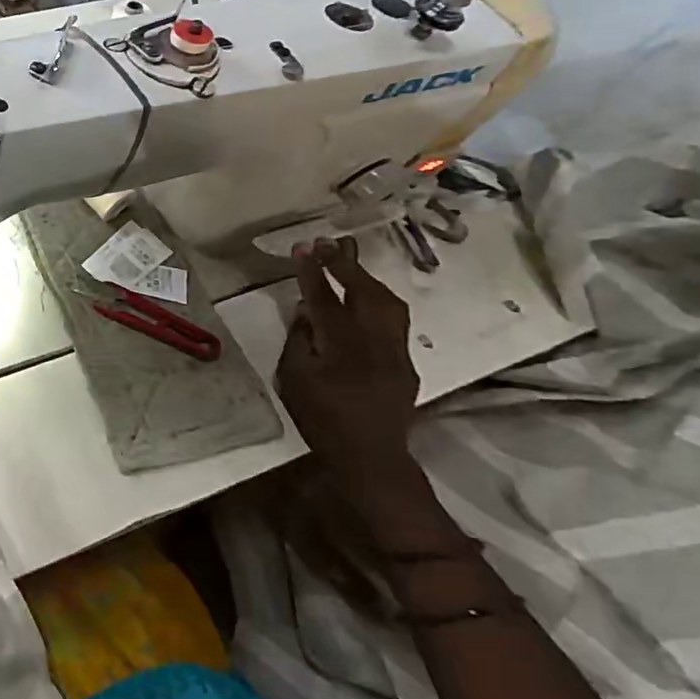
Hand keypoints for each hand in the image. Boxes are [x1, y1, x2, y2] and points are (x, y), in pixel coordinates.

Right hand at [276, 238, 418, 485]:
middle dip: (346, 265)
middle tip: (328, 243)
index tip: (303, 248)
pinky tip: (364, 298)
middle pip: (365, 293)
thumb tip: (306, 311)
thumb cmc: (320, 416)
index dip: (313, 272)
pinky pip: (394, 321)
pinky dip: (377, 300)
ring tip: (348, 262)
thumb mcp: (294, 376)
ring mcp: (397, 352)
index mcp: (343, 345)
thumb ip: (300, 339)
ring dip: (366, 279)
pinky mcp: (405, 363)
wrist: (370, 456)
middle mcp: (376, 342)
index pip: (326, 298)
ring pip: (389, 304)